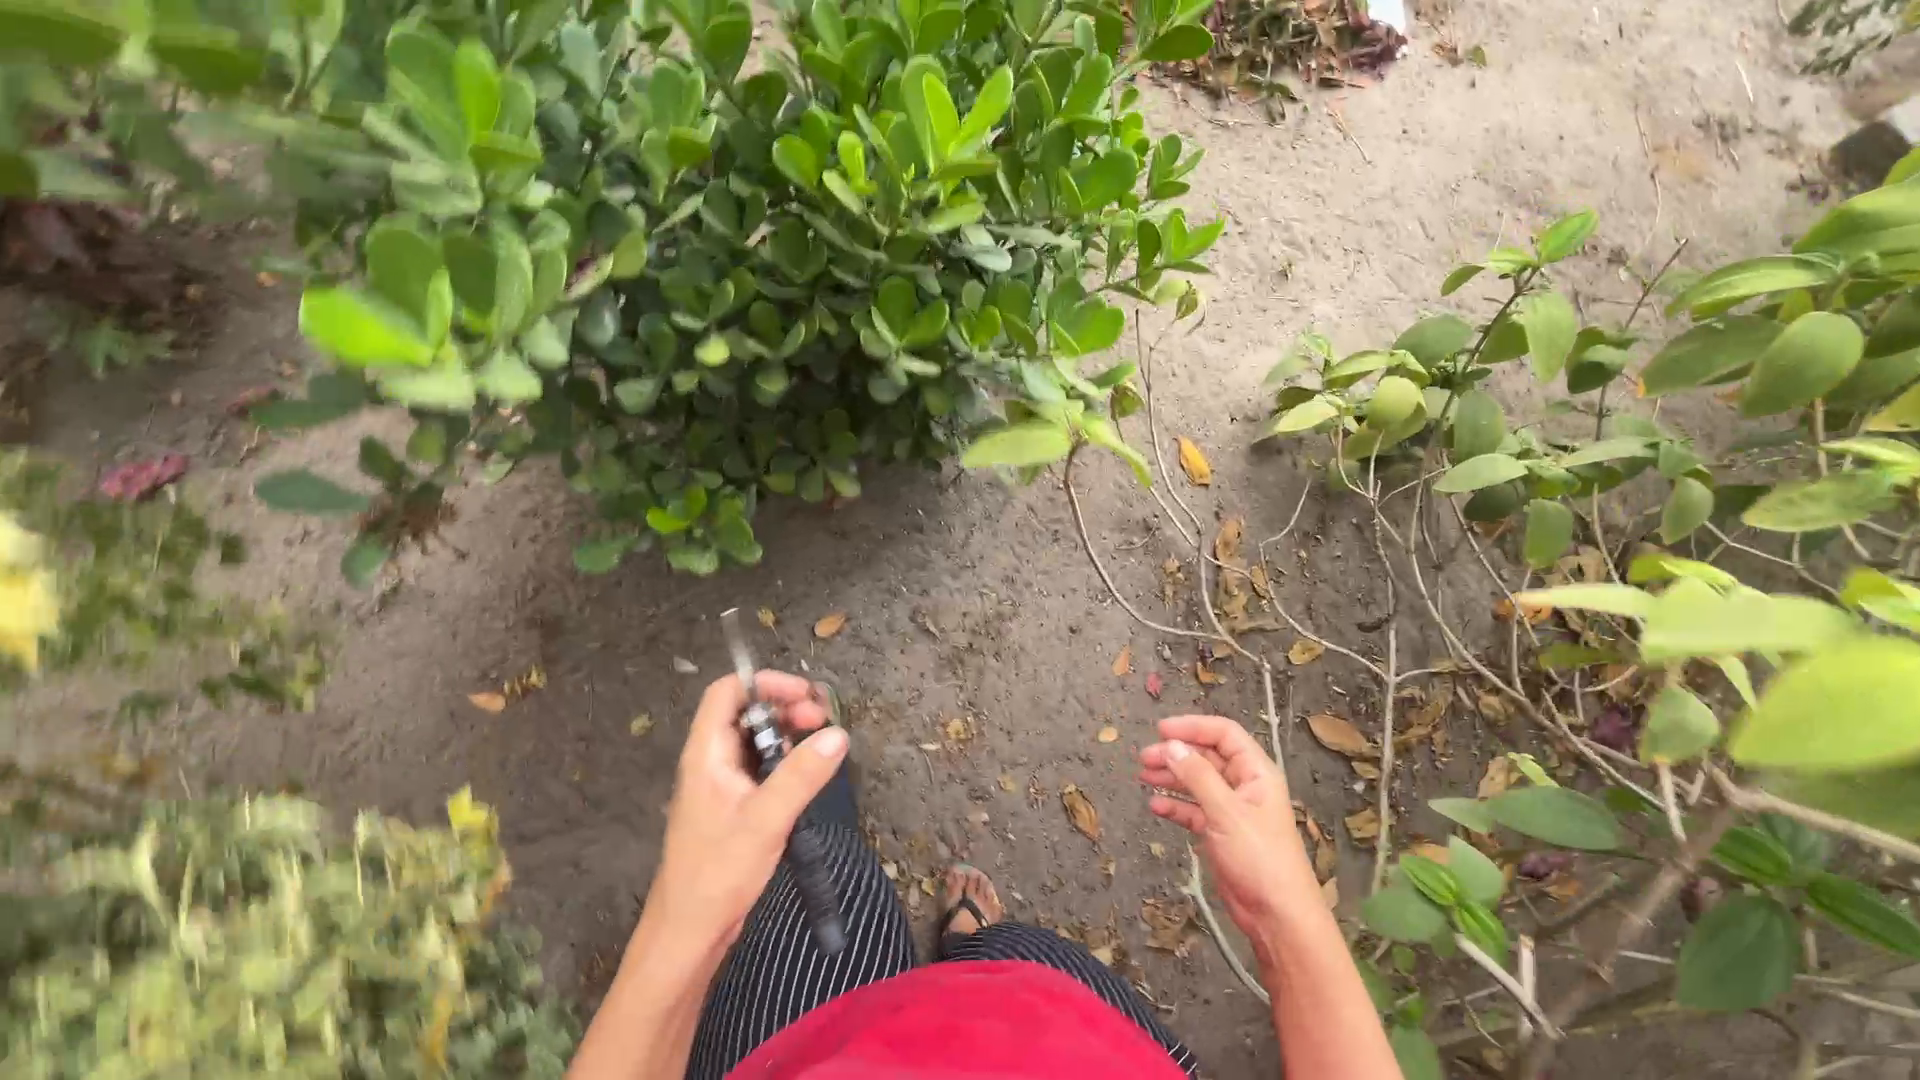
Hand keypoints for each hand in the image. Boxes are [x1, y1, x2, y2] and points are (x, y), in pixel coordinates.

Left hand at [640, 672, 847, 953]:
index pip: (727, 692)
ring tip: (821, 744)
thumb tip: (838, 734)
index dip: (765, 683)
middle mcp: (711, 761)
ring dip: (788, 735)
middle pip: (746, 713)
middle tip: (822, 720)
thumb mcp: (766, 819)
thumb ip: (801, 775)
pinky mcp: (733, 807)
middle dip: (785, 707)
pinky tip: (807, 775)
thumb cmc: (718, 872)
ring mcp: (721, 785)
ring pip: (755, 741)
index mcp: (707, 754)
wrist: (689, 931)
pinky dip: (784, 762)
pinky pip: (759, 768)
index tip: (805, 694)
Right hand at [1137, 715, 1320, 954]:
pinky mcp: (1220, 834)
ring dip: (1171, 777)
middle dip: (1176, 754)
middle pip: (1207, 757)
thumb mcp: (1226, 812)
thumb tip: (1170, 745)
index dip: (1193, 727)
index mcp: (1256, 773)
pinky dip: (1175, 806)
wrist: (1277, 915)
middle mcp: (1244, 786)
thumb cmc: (1259, 857)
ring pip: (1197, 783)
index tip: (1161, 730)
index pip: (1224, 734)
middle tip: (1144, 758)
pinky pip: (1194, 810)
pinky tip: (1155, 806)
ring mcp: (1231, 810)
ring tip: (1143, 776)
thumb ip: (1197, 776)